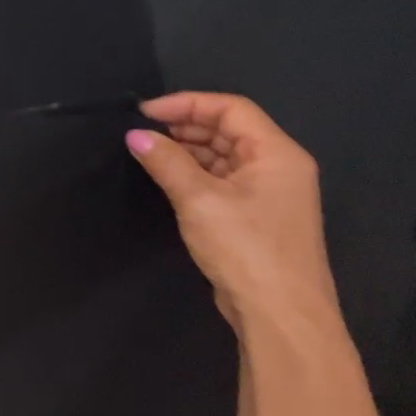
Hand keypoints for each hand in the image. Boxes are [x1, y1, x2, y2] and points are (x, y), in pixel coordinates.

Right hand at [126, 92, 340, 334]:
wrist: (280, 311)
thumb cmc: (246, 248)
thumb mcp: (198, 200)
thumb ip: (166, 162)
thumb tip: (135, 135)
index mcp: (276, 154)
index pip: (231, 109)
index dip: (187, 103)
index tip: (143, 113)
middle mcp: (278, 166)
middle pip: (229, 129)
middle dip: (184, 125)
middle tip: (141, 133)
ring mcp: (269, 192)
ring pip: (224, 154)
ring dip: (187, 149)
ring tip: (147, 153)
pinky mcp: (256, 215)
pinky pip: (222, 178)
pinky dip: (194, 171)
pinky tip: (167, 178)